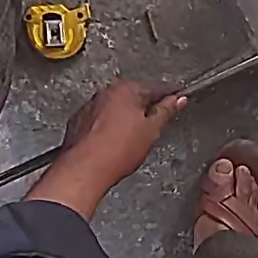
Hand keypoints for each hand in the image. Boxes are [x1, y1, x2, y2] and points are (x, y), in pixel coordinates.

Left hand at [26, 80, 186, 218]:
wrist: (85, 169)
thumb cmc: (117, 149)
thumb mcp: (151, 130)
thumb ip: (166, 111)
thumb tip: (177, 100)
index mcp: (126, 89)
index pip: (156, 88)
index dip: (170, 94)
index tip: (178, 96)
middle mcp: (105, 93)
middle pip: (133, 97)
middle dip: (145, 108)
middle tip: (156, 123)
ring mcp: (90, 107)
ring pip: (114, 109)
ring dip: (125, 118)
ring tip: (133, 139)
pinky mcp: (78, 123)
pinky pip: (99, 121)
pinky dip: (108, 128)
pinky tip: (113, 143)